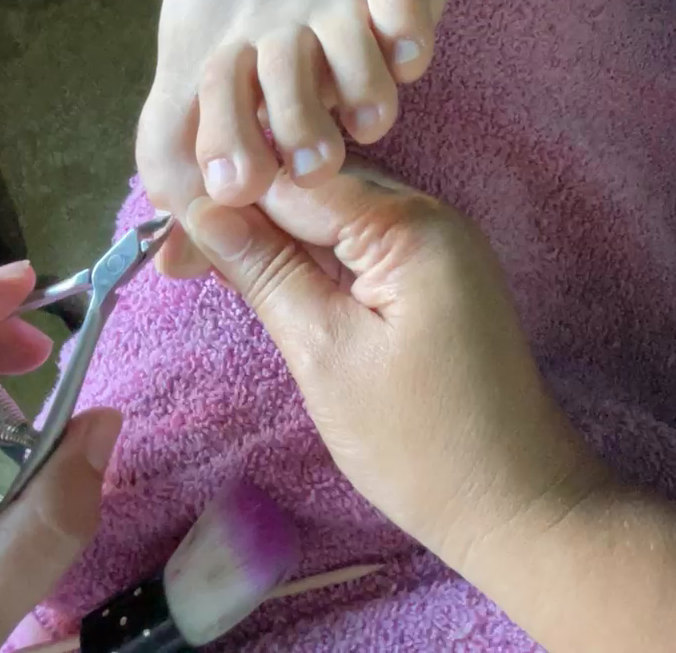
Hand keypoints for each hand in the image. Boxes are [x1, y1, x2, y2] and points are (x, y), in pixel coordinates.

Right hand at [180, 169, 605, 564]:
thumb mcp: (325, 353)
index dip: (225, 198)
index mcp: (410, 223)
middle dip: (244, 216)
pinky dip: (311, 256)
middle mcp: (428, 212)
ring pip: (333, 215)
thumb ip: (266, 272)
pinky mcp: (433, 271)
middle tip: (172, 256)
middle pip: (315, 190)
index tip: (163, 230)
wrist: (512, 495)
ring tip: (202, 262)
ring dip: (272, 236)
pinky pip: (359, 243)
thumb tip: (202, 213)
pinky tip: (265, 269)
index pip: (295, 182)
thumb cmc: (419, 441)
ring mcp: (435, 241)